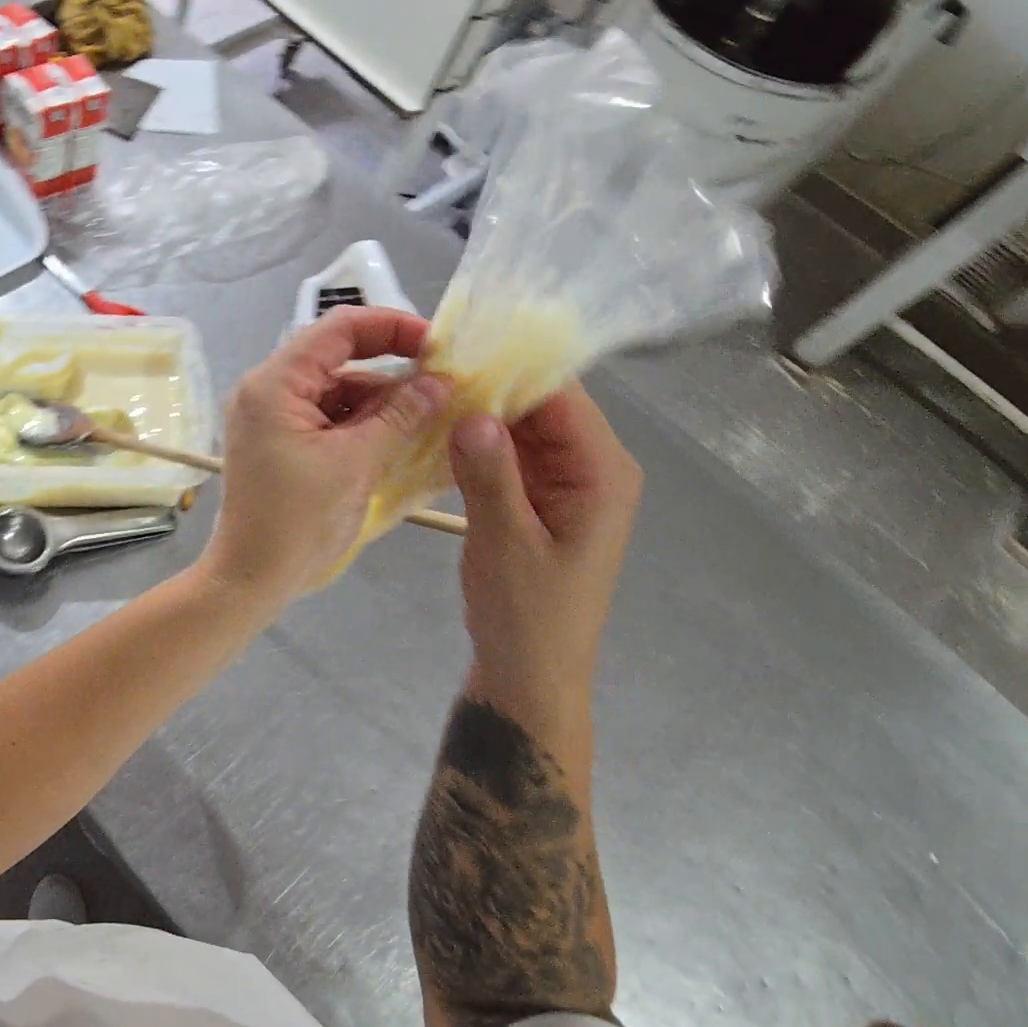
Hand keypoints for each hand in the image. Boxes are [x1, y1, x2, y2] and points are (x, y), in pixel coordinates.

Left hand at [199, 307, 449, 601]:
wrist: (252, 576)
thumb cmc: (298, 519)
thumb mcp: (356, 463)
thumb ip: (400, 415)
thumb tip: (440, 380)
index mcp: (274, 384)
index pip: (339, 329)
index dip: (392, 328)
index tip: (439, 346)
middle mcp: (266, 392)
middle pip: (337, 359)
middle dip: (391, 370)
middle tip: (444, 384)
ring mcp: (270, 419)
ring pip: (335, 391)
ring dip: (380, 402)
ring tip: (431, 416)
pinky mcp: (278, 444)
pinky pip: (326, 420)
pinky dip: (361, 425)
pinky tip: (401, 437)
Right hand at [450, 383, 641, 720]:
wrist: (529, 673)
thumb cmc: (527, 613)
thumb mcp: (505, 542)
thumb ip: (489, 474)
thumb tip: (469, 412)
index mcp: (602, 472)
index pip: (561, 398)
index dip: (511, 371)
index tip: (454, 353)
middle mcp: (591, 469)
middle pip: (542, 409)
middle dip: (490, 391)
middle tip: (427, 374)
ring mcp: (564, 486)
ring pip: (523, 432)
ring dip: (480, 418)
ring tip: (425, 398)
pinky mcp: (538, 503)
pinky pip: (510, 460)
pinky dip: (479, 448)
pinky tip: (439, 437)